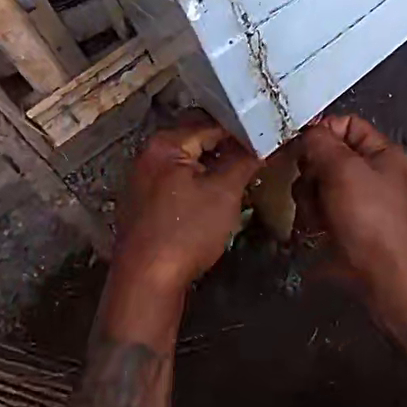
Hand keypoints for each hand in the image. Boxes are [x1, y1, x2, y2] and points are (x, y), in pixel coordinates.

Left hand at [114, 114, 260, 291]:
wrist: (146, 281)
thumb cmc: (185, 233)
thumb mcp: (224, 193)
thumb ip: (243, 161)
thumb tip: (260, 144)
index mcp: (165, 144)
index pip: (211, 124)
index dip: (241, 131)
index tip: (265, 140)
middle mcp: (148, 155)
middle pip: (196, 141)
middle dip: (226, 148)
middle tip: (255, 158)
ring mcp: (141, 179)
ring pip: (186, 162)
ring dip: (212, 167)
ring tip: (240, 178)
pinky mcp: (142, 202)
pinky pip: (174, 182)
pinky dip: (195, 184)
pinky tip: (213, 199)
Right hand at [298, 115, 406, 322]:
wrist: (379, 273)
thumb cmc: (367, 215)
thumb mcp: (343, 168)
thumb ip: (320, 142)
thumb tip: (305, 134)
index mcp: (382, 152)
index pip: (346, 124)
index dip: (323, 131)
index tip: (302, 146)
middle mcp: (371, 172)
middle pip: (327, 154)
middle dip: (312, 170)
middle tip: (312, 184)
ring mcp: (357, 198)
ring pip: (317, 181)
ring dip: (309, 195)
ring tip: (317, 213)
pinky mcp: (344, 221)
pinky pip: (318, 205)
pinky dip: (313, 214)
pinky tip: (317, 227)